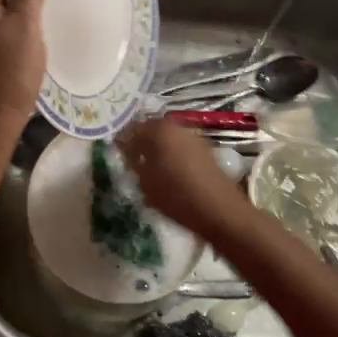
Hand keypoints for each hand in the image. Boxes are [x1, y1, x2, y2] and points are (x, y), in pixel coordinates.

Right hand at [119, 117, 250, 236]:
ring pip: (167, 138)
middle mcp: (176, 126)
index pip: (131, 127)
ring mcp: (193, 136)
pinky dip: (172, 155)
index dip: (123, 141)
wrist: (219, 210)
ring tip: (151, 170)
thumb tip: (126, 148)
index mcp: (158, 128)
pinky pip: (180, 147)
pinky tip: (170, 173)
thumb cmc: (176, 195)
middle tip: (133, 162)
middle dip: (141, 143)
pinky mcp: (205, 149)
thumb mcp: (145, 181)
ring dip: (157, 149)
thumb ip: (133, 160)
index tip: (118, 155)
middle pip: (151, 129)